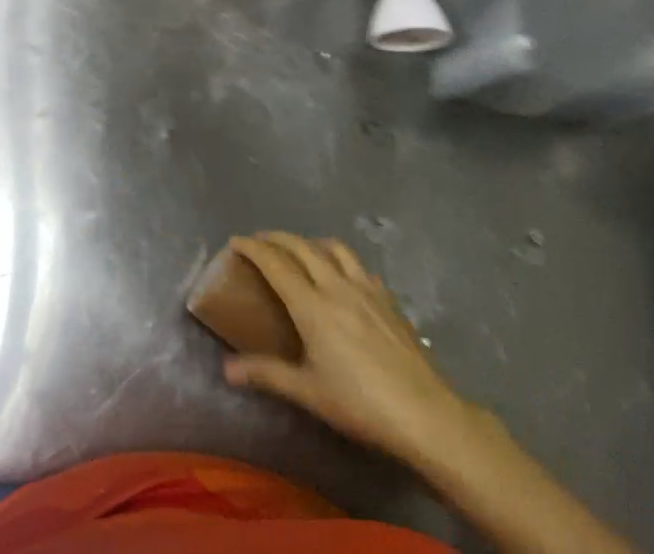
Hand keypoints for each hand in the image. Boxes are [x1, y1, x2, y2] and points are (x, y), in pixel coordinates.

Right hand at [223, 233, 479, 468]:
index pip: (276, 264)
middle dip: (277, 238)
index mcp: (313, 306)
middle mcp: (338, 288)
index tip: (236, 241)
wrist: (426, 414)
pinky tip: (342, 276)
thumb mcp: (307, 392)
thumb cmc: (360, 403)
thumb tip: (227, 370)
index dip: (253, 248)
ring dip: (311, 242)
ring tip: (300, 251)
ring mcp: (369, 291)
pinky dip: (341, 260)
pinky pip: (360, 266)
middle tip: (259, 242)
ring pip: (336, 249)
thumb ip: (266, 374)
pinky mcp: (391, 301)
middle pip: (303, 247)